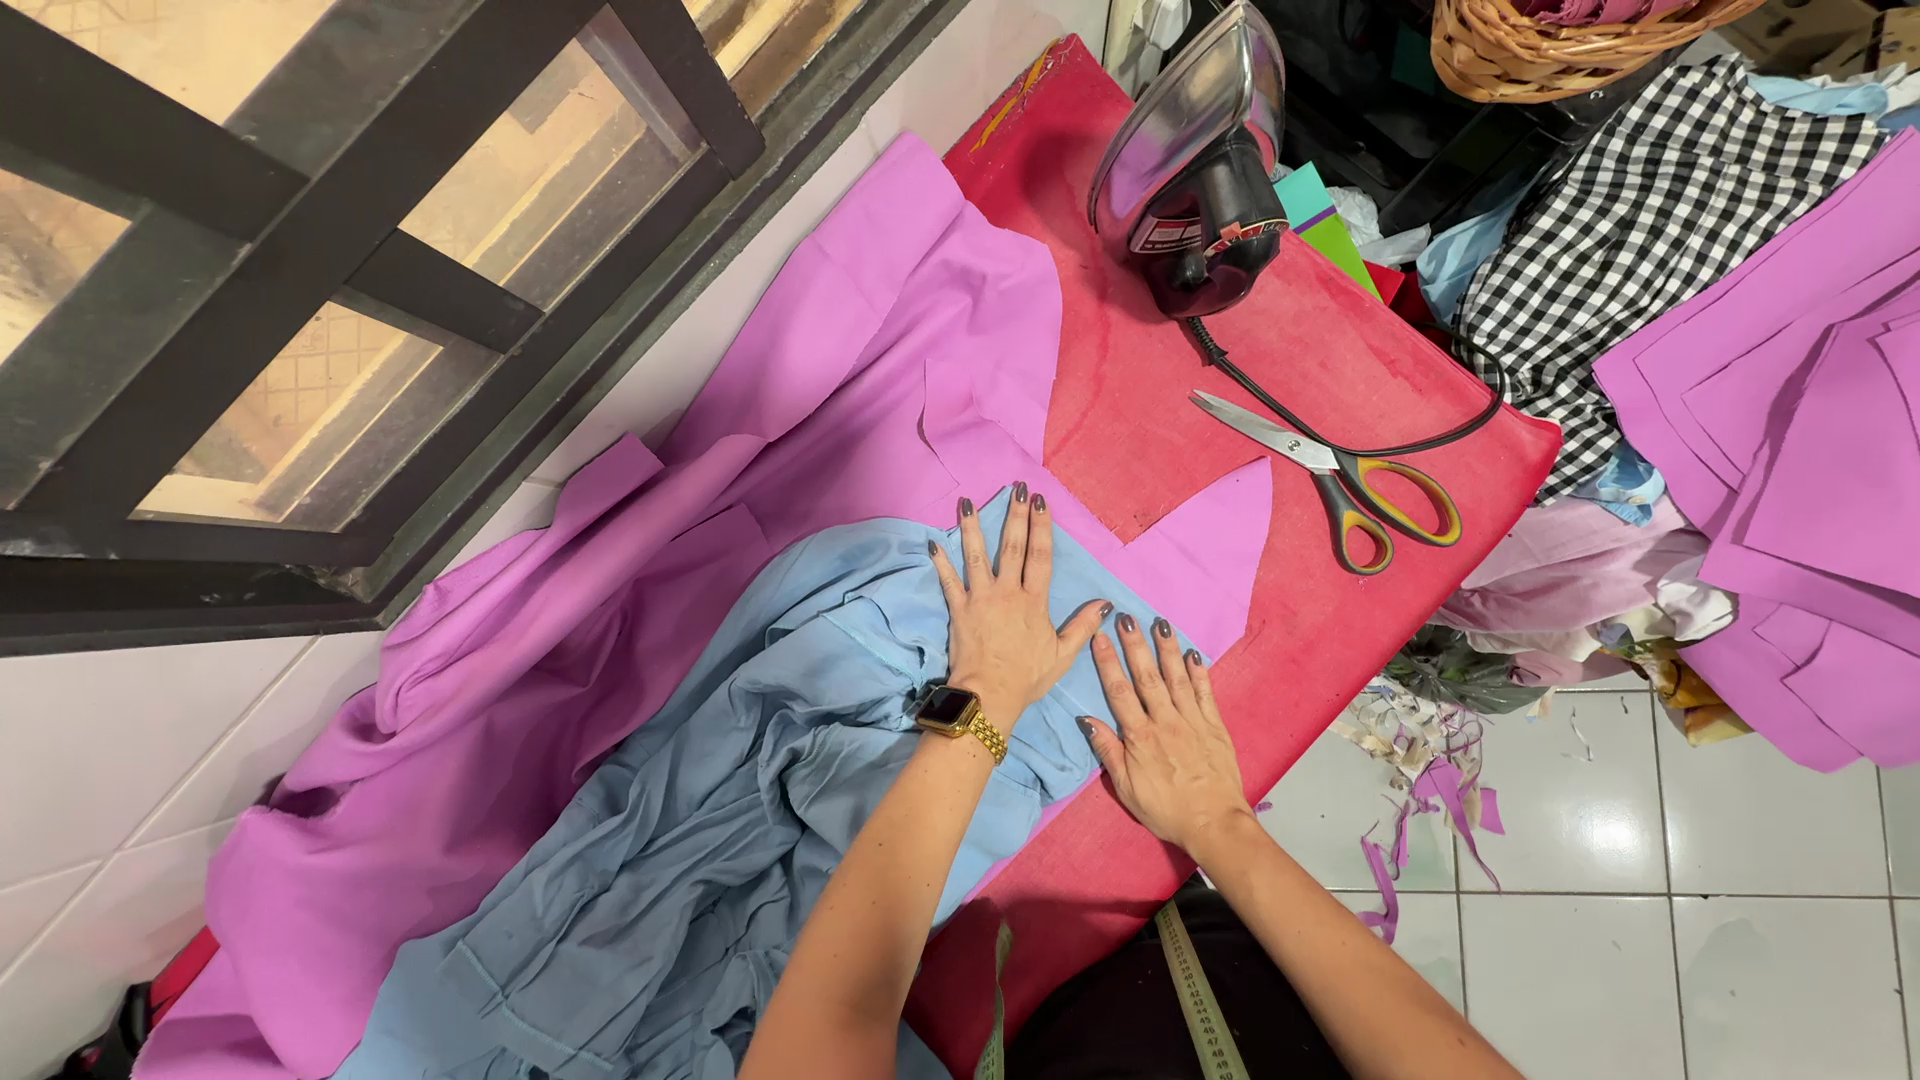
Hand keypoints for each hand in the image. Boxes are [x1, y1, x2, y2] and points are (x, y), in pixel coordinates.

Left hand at [929, 483, 1109, 733]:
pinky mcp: (959, 609)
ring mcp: (980, 598)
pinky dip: (940, 562)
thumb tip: (1105, 605)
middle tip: (1016, 489)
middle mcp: (1007, 592)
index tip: (1041, 503)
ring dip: (972, 528)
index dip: (1041, 528)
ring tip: (968, 503)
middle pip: (1012, 547)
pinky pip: (948, 581)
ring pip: (976, 556)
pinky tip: (933, 542)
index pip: (1040, 556)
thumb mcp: (1063, 655)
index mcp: (1034, 601)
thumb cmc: (1027, 677)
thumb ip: (1082, 627)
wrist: (989, 695)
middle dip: (1015, 516)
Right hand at [1082, 615, 1254, 856]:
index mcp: (1140, 737)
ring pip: (1176, 678)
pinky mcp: (1215, 726)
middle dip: (1135, 645)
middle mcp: (1165, 722)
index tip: (1100, 636)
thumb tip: (1087, 720)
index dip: (1108, 663)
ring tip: (1160, 624)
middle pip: (1147, 677)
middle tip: (1127, 618)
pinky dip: (1199, 672)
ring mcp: (1192, 721)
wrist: (1214, 825)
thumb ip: (1108, 751)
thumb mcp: (1126, 789)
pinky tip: (1192, 653)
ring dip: (1166, 650)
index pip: (1119, 692)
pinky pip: (1205, 693)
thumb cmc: (1166, 810)